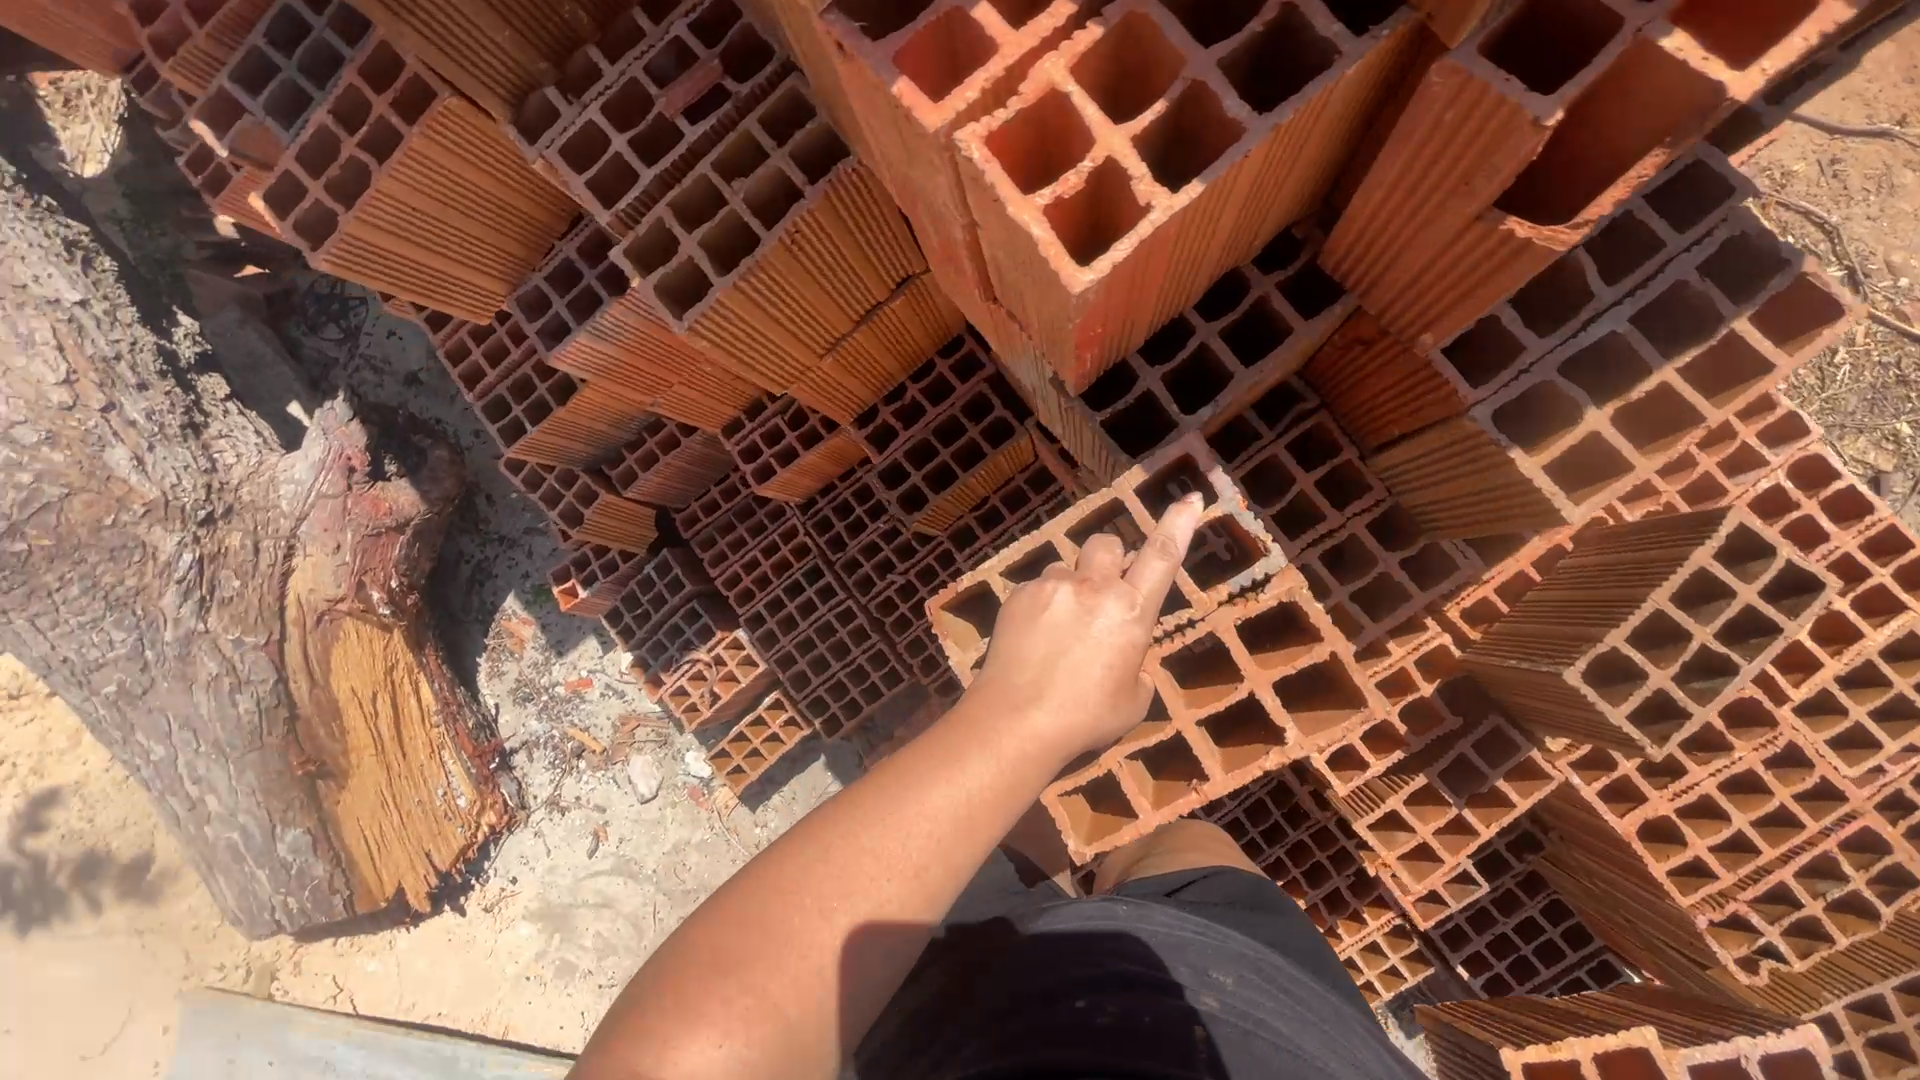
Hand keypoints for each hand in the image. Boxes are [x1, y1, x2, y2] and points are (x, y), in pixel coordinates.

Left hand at [963, 492, 1204, 762]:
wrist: (1016, 721)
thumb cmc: (1084, 718)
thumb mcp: (1133, 701)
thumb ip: (1137, 666)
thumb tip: (1128, 657)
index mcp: (1131, 611)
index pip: (1162, 556)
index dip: (1178, 524)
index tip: (1190, 498)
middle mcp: (1093, 588)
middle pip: (1107, 543)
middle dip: (1109, 558)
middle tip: (1102, 588)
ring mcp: (1052, 587)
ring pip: (1066, 567)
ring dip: (1070, 587)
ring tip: (1058, 627)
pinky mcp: (1018, 594)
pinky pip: (1036, 588)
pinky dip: (1040, 606)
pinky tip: (1031, 639)